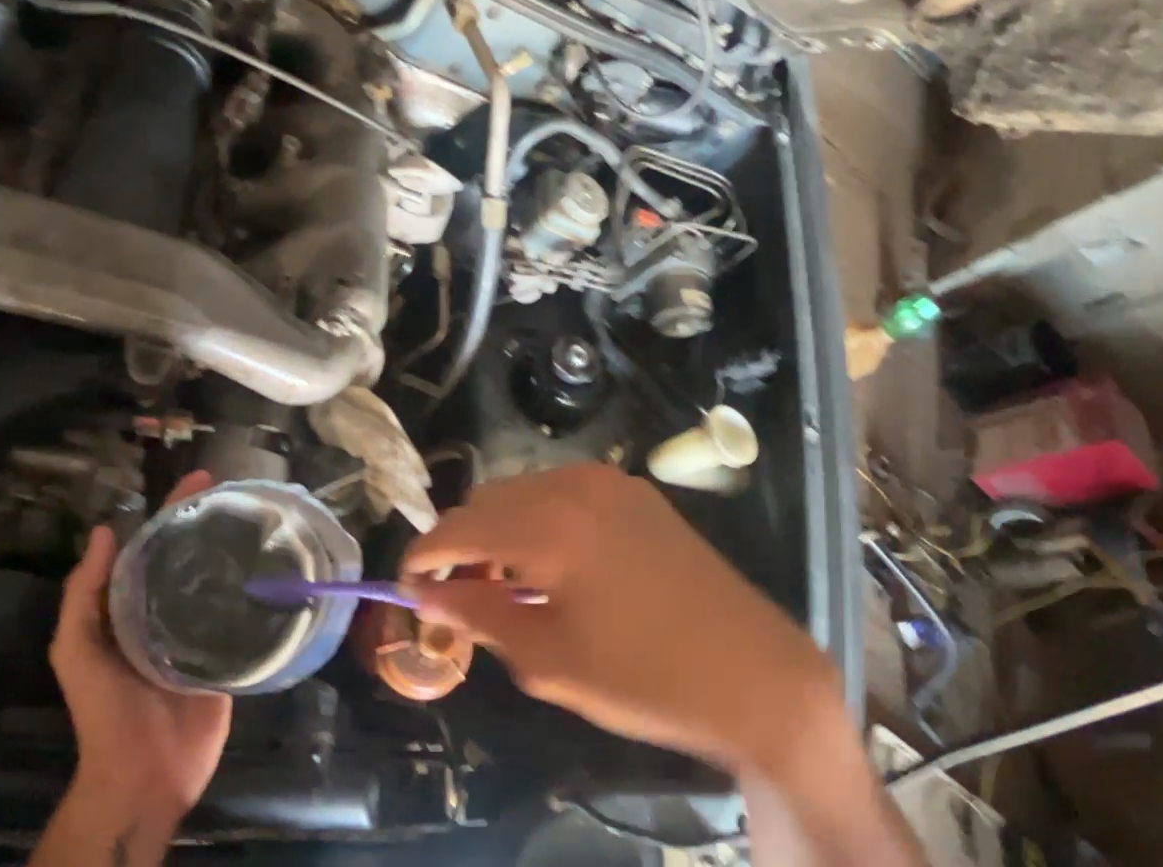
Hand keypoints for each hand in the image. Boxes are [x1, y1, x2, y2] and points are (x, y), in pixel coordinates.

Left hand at [44, 471, 231, 853]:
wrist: (144, 774)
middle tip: (243, 492)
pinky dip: (258, 594)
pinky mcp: (229, 657)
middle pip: (191, 556)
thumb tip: (104, 530)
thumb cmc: (105, 709)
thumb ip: (84, 593)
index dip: (174, 510)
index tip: (202, 478)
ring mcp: (200, 634)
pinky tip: (279, 571)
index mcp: (130, 606)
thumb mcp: (75, 647)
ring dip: (240, 553)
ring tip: (268, 521)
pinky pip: (243, 619)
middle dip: (212, 522)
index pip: (153, 545)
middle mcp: (166, 612)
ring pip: (220, 582)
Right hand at [400, 463, 839, 771]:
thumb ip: (479, 614)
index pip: (456, 528)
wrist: (755, 675)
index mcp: (548, 525)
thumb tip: (424, 593)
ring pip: (524, 492)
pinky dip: (540, 519)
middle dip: (460, 542)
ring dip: (500, 528)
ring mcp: (610, 484)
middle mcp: (573, 486)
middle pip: (486, 500)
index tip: (406, 588)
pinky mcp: (637, 494)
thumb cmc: (645, 678)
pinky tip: (552, 565)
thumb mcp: (548, 658)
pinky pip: (564, 492)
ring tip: (505, 584)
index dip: (423, 557)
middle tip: (456, 594)